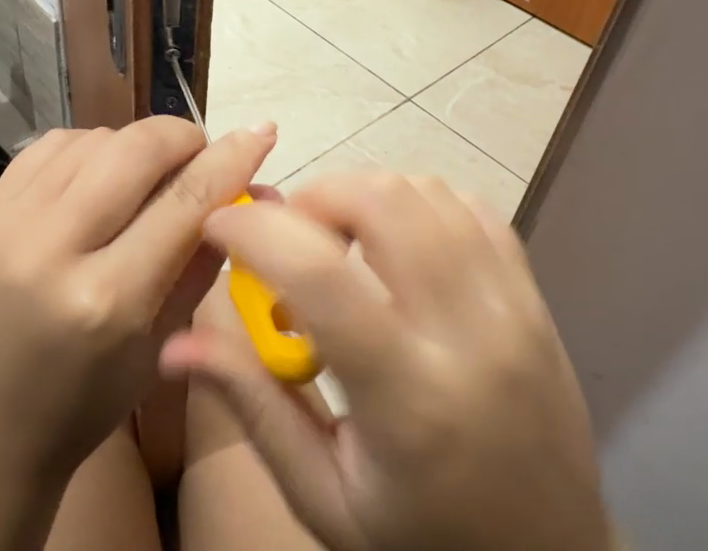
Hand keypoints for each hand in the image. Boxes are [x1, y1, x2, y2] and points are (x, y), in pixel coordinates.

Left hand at [0, 117, 276, 476]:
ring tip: (147, 176)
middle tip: (201, 154)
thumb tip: (251, 190)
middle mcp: (53, 250)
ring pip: (94, 138)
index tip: (261, 134)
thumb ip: (205, 258)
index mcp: (108, 300)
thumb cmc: (88, 401)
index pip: (185, 202)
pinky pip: (51, 145)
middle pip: (135, 150)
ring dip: (135, 145)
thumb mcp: (162, 341)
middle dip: (183, 138)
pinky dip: (88, 147)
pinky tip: (100, 175)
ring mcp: (9, 224)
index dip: (232, 159)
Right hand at [161, 174, 609, 550]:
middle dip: (313, 199)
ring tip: (336, 248)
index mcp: (408, 399)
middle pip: (383, 202)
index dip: (256, 232)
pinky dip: (419, 205)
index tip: (218, 227)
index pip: (320, 274)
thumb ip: (254, 407)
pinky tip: (394, 248)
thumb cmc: (420, 538)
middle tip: (286, 243)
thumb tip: (172, 344)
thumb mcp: (322, 495)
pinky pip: (473, 210)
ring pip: (428, 192)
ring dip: (364, 197)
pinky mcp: (535, 299)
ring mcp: (513, 309)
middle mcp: (470, 337)